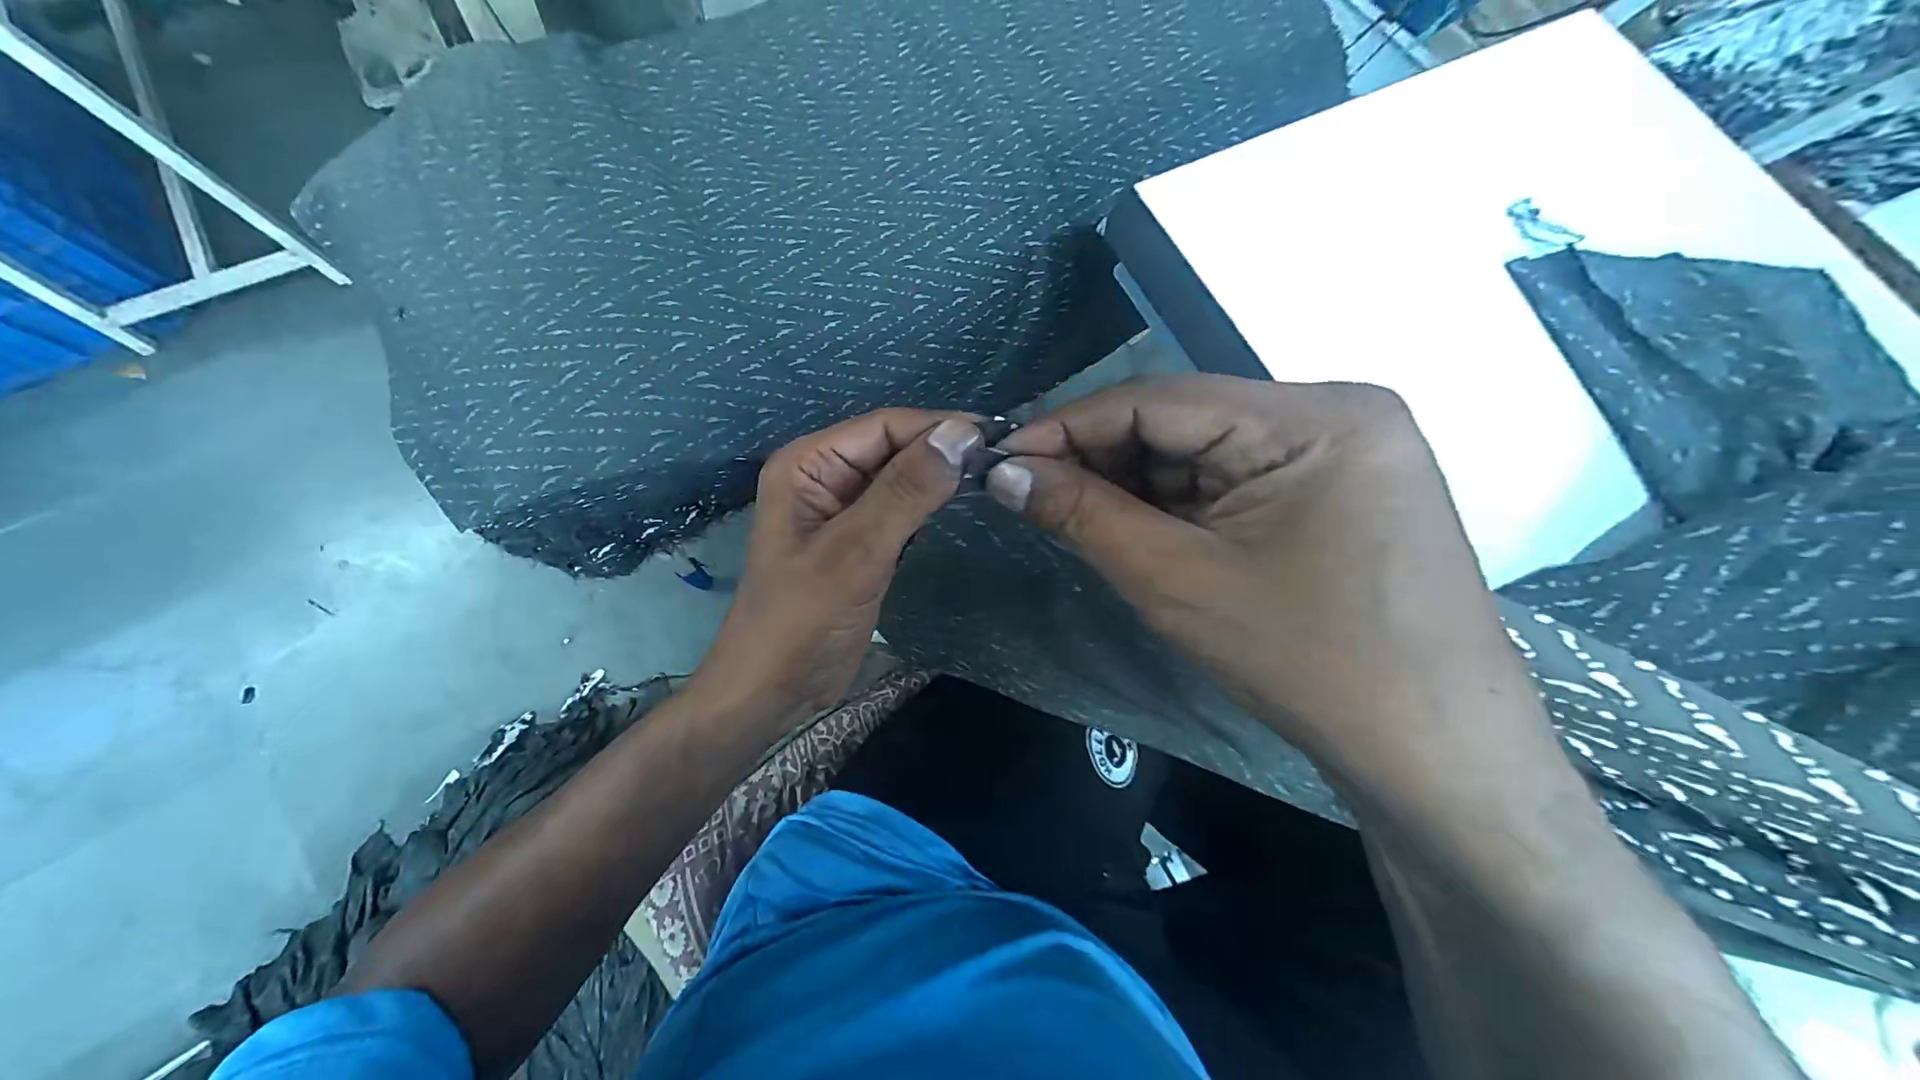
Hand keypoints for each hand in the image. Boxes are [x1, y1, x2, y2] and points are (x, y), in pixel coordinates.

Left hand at [691, 409, 979, 718]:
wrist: (772, 691)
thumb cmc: (802, 621)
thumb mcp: (855, 553)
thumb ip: (906, 491)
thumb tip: (963, 434)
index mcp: (808, 464)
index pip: (884, 426)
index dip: (939, 428)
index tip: (998, 440)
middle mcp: (823, 477)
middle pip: (894, 447)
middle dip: (943, 452)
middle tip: (1004, 463)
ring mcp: (841, 510)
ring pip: (900, 479)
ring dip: (940, 478)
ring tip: (993, 478)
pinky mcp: (859, 542)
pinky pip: (899, 509)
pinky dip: (929, 507)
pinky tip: (960, 508)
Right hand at [987, 375, 1550, 795]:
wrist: (1434, 752)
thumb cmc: (1307, 662)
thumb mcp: (1177, 582)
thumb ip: (1083, 515)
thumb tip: (1003, 472)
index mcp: (1312, 415)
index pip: (1160, 397)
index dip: (1070, 425)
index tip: (1002, 456)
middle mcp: (1335, 411)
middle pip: (1186, 419)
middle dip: (1103, 459)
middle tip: (1032, 495)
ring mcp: (1344, 451)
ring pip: (1207, 450)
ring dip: (1138, 484)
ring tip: (1078, 518)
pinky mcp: (1340, 489)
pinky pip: (1238, 478)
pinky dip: (1181, 503)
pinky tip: (1141, 531)